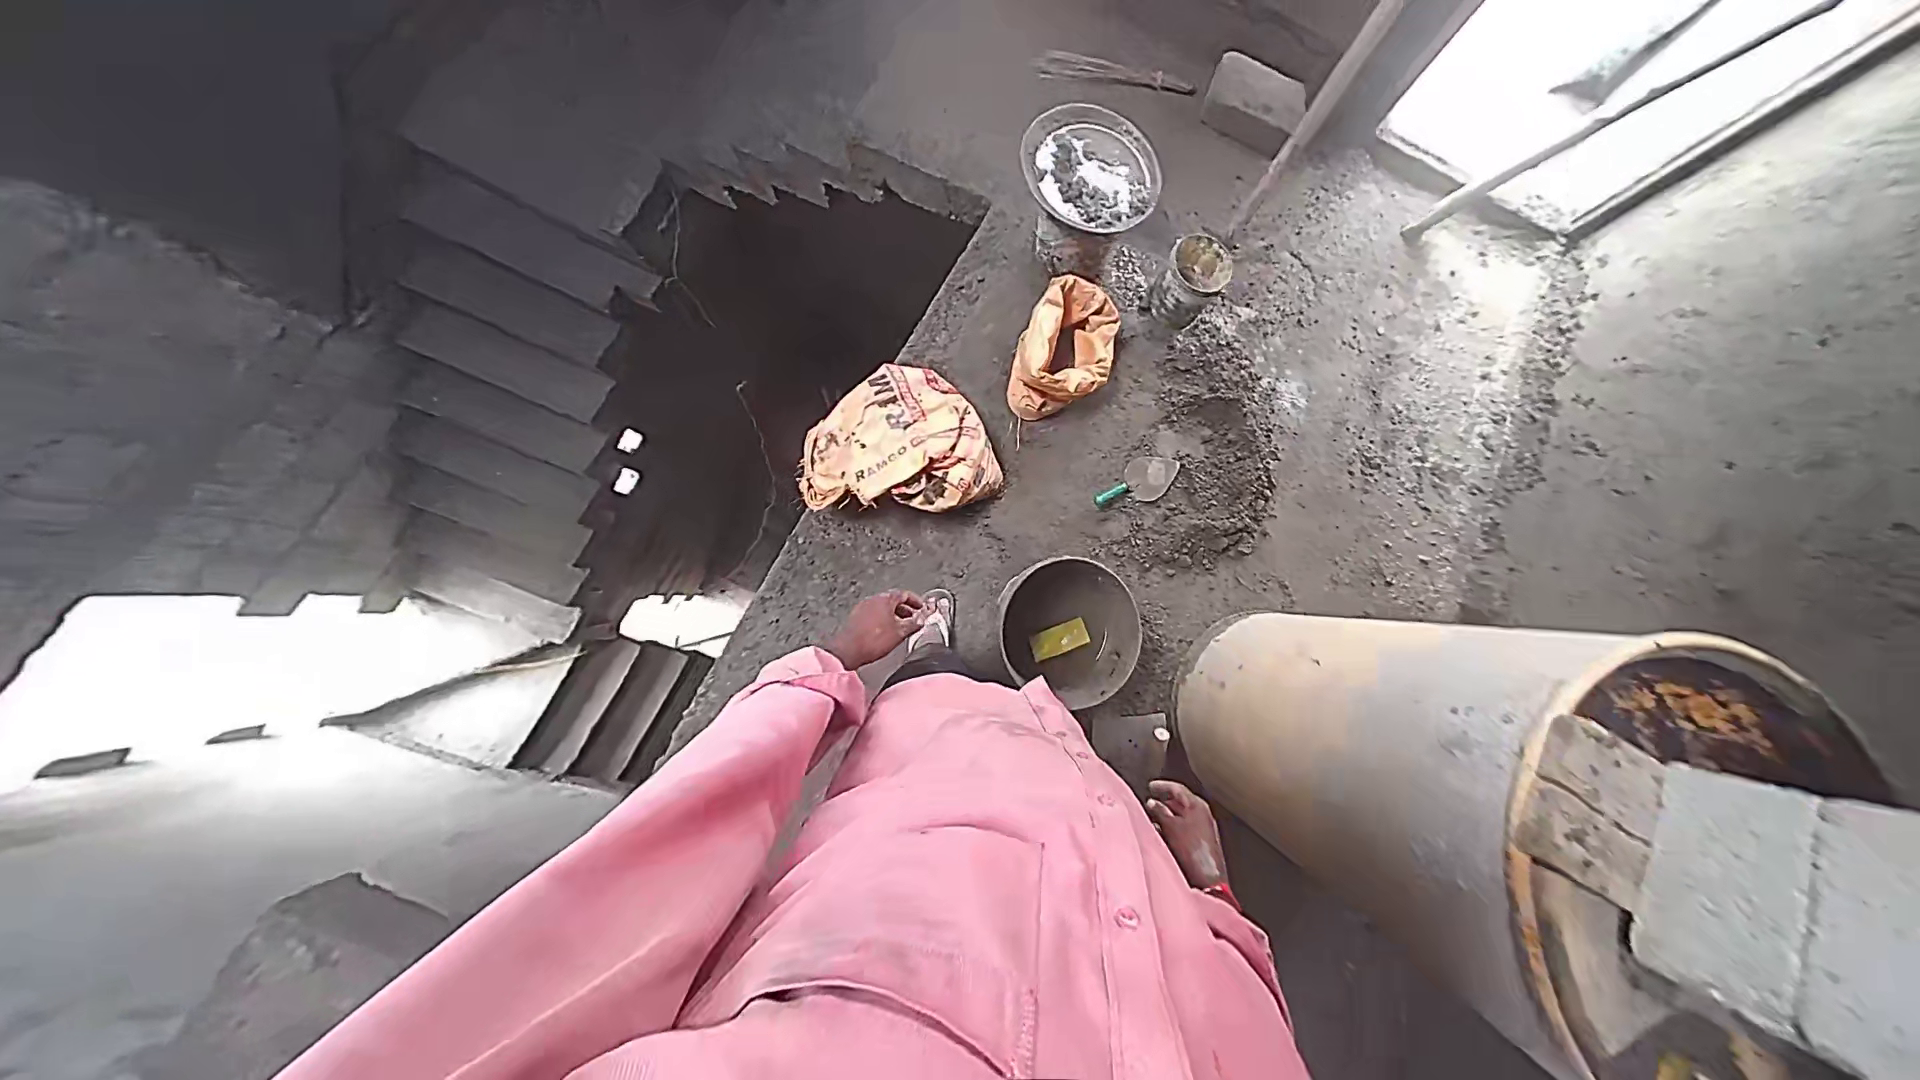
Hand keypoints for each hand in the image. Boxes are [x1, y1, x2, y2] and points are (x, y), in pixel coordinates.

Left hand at [822, 590, 928, 668]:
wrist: (848, 651)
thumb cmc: (873, 640)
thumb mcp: (900, 633)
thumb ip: (914, 624)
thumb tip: (921, 620)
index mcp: (885, 599)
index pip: (904, 594)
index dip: (916, 601)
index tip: (921, 607)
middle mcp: (872, 600)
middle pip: (893, 600)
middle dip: (906, 610)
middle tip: (913, 619)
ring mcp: (863, 608)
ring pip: (883, 608)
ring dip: (894, 616)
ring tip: (901, 628)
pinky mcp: (856, 618)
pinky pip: (873, 615)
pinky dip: (883, 620)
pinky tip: (885, 632)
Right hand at [1146, 780, 1228, 890]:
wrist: (1207, 878)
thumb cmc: (1191, 849)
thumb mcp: (1170, 826)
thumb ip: (1159, 811)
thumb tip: (1152, 803)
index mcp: (1197, 805)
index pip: (1177, 788)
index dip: (1162, 786)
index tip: (1151, 786)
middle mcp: (1202, 814)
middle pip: (1179, 801)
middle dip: (1163, 802)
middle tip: (1149, 804)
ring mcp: (1203, 828)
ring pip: (1181, 816)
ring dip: (1167, 816)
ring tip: (1152, 820)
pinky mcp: (1201, 841)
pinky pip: (1183, 828)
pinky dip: (1172, 828)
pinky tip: (1162, 834)